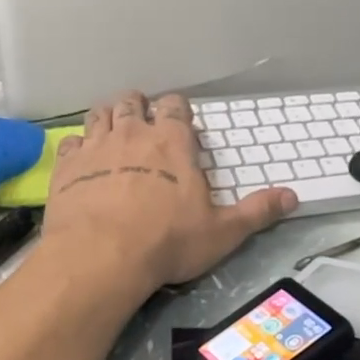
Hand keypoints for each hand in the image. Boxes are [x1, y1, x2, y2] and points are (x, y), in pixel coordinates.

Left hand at [43, 91, 297, 289]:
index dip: (177, 110)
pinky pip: (69, 142)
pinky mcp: (65, 168)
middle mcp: (132, 134)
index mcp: (172, 143)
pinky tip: (81, 158)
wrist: (102, 256)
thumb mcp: (222, 232)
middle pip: (133, 103)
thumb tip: (293, 197)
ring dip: (107, 118)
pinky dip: (77, 146)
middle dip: (139, 107)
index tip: (178, 120)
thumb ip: (256, 212)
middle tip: (143, 123)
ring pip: (98, 114)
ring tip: (112, 130)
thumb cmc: (168, 242)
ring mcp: (94, 148)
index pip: (175, 106)